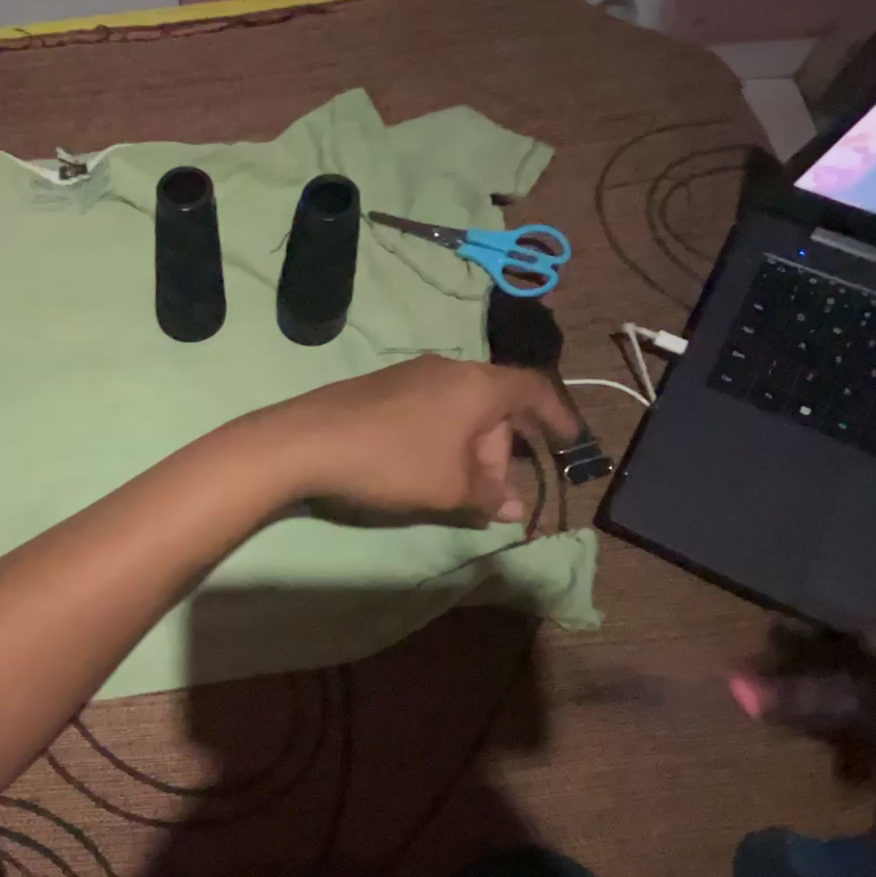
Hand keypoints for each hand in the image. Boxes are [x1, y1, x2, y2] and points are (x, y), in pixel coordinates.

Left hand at [243, 354, 581, 522]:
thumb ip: (488, 496)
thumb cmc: (393, 461)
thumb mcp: (449, 488)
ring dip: (465, 451)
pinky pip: (425, 411)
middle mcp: (447, 368)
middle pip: (492, 406)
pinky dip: (436, 440)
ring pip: (456, 411)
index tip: (569, 440)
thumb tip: (513, 507)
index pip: (534, 391)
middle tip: (490, 495)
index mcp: (478, 383)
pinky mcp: (376, 388)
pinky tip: (418, 471)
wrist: (306, 441)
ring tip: (453, 491)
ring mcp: (407, 374)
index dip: (557, 416)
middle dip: (497, 452)